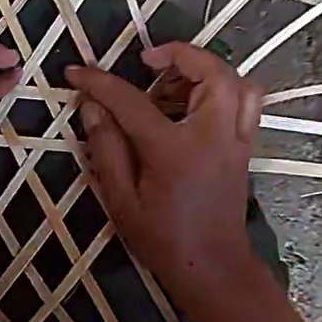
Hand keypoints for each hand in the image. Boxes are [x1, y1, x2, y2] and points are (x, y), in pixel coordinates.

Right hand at [65, 43, 268, 298]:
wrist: (211, 266)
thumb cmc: (162, 237)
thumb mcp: (121, 199)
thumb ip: (106, 148)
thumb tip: (92, 108)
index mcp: (175, 150)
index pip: (132, 101)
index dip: (99, 82)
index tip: (76, 72)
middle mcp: (214, 136)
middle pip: (212, 72)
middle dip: (180, 54)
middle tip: (146, 61)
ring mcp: (236, 140)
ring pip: (238, 81)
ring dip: (205, 69)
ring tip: (170, 81)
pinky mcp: (244, 147)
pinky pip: (246, 101)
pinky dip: (223, 87)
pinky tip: (192, 101)